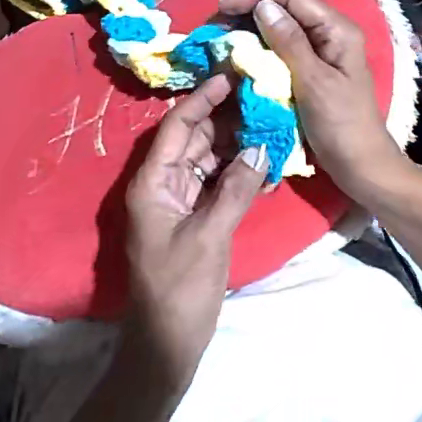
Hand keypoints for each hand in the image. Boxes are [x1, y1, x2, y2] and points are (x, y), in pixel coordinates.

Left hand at [122, 74, 267, 389]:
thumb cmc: (180, 290)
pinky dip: (238, 171)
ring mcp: (179, 201)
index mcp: (152, 183)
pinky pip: (217, 183)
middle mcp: (163, 184)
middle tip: (259, 93)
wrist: (166, 345)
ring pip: (208, 159)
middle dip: (224, 116)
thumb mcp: (208, 237)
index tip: (229, 76)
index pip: (177, 127)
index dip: (202, 99)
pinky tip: (265, 161)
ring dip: (235, 142)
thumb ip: (235, 189)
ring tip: (268, 118)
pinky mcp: (195, 217)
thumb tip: (260, 147)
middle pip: (193, 138)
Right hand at [217, 0, 413, 202]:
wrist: (360, 165)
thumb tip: (263, 6)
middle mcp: (330, 32)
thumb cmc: (341, 125)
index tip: (223, 7)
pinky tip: (241, 52)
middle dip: (250, 9)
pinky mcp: (312, 67)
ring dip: (252, 27)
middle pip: (287, 6)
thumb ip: (289, 43)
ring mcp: (322, 50)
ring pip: (282, 25)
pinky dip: (260, 46)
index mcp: (337, 29)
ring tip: (222, 35)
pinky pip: (282, 46)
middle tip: (216, 22)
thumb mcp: (313, 83)